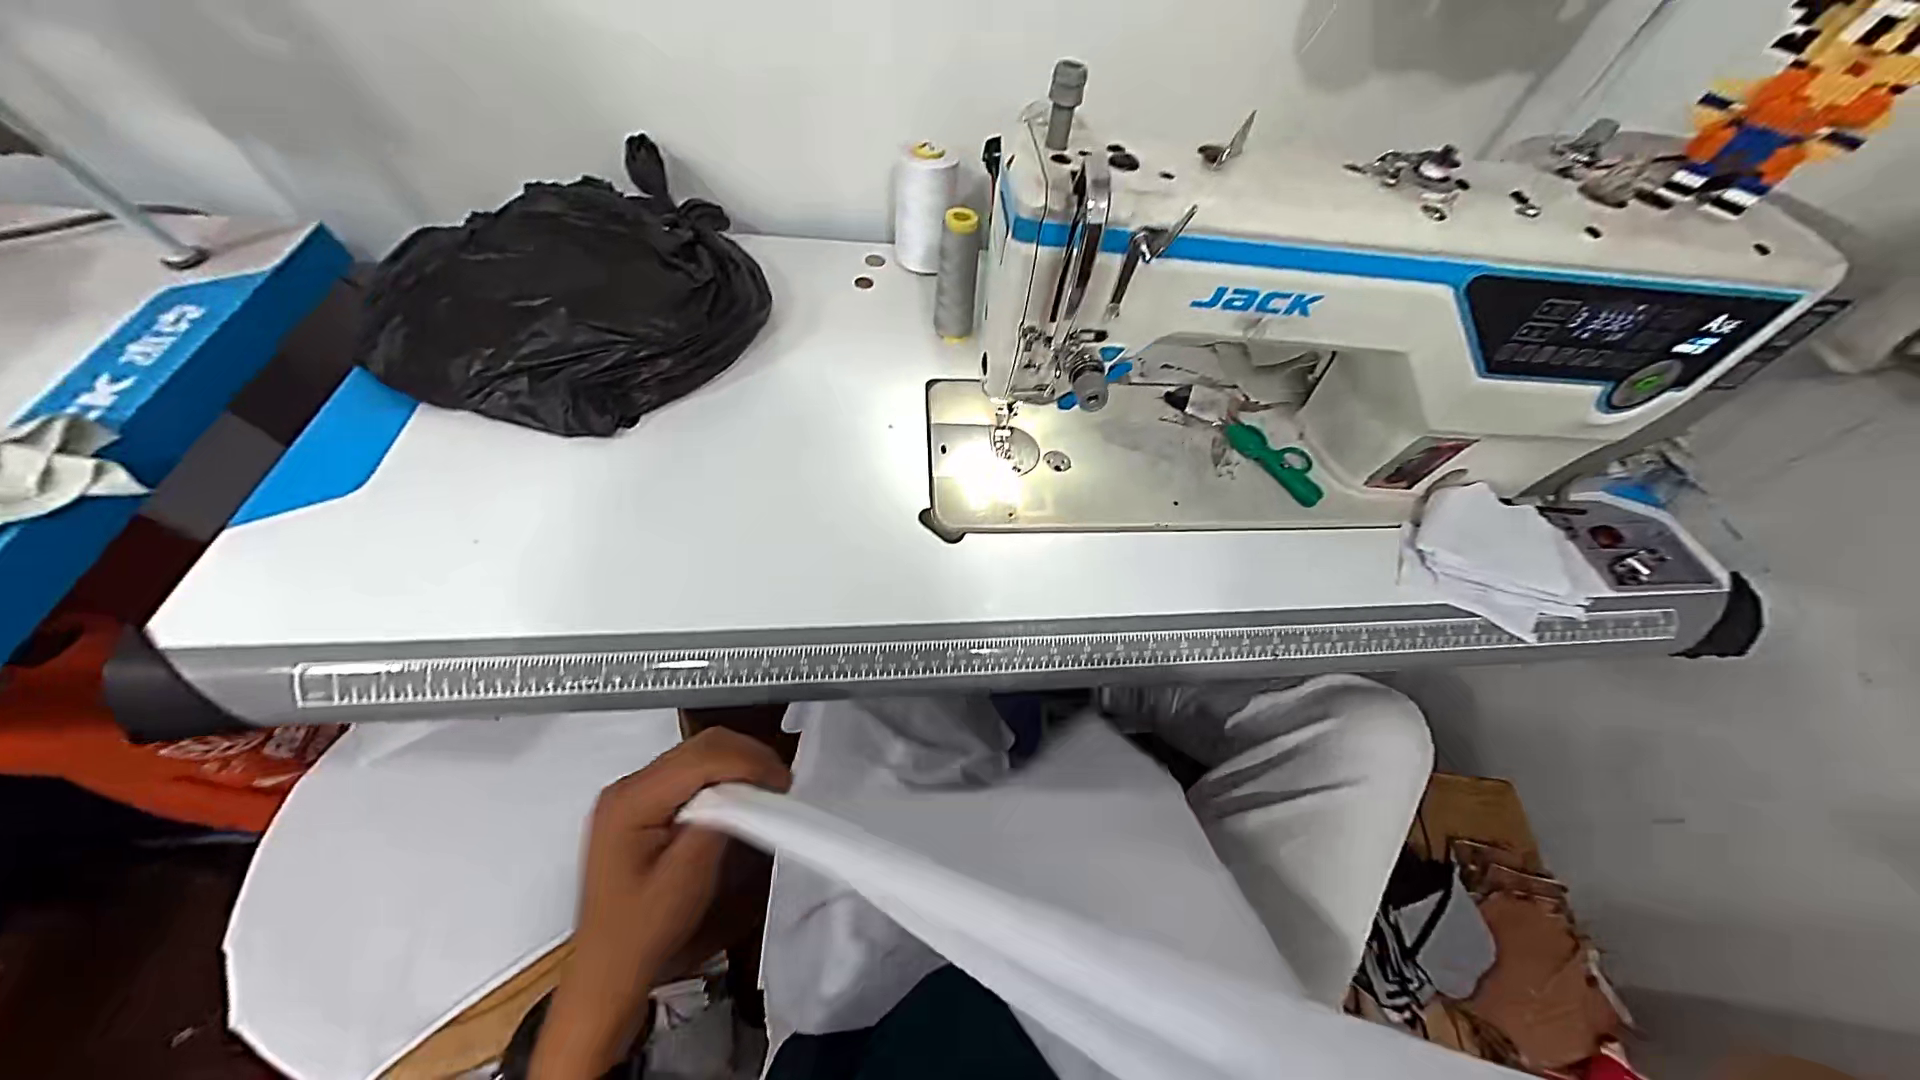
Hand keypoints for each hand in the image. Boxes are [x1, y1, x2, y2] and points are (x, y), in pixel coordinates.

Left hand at [532, 728, 789, 1079]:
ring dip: (738, 764)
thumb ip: (718, 825)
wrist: (609, 968)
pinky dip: (724, 775)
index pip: (700, 758)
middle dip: (747, 757)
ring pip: (699, 752)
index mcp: (629, 803)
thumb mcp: (687, 879)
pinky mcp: (645, 801)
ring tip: (766, 789)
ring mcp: (633, 792)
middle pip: (700, 746)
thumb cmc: (640, 933)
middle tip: (779, 783)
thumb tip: (749, 792)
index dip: (748, 762)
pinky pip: (692, 769)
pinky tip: (741, 796)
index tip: (780, 781)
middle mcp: (627, 788)